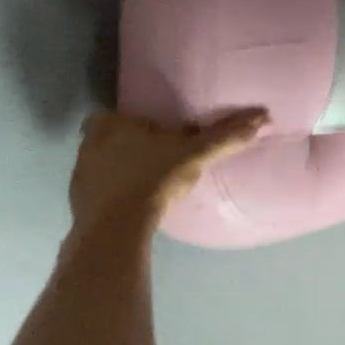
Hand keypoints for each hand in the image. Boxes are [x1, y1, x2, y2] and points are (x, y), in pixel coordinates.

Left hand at [68, 108, 265, 242]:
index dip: (130, 120)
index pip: (111, 114)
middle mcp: (87, 147)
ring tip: (154, 174)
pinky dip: (118, 190)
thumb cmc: (154, 178)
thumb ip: (228, 134)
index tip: (153, 128)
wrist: (116, 229)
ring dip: (124, 166)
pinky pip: (101, 189)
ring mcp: (79, 177)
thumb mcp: (199, 153)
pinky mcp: (80, 204)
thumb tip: (264, 116)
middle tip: (160, 149)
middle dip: (130, 142)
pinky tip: (141, 197)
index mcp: (109, 127)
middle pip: (108, 138)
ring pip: (103, 163)